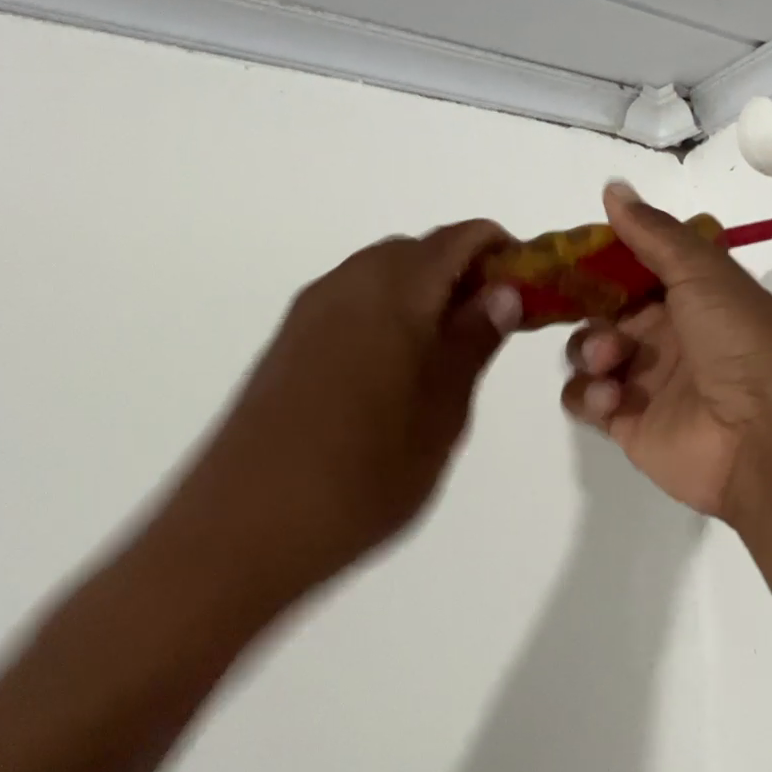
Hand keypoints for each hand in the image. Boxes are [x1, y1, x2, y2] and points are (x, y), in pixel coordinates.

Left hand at [164, 221, 522, 595]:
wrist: (240, 533)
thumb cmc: (363, 475)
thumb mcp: (443, 412)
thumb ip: (473, 341)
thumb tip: (503, 291)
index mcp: (393, 291)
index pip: (460, 238)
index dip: (502, 251)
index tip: (530, 289)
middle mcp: (347, 284)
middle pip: (418, 249)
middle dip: (464, 273)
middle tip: (495, 326)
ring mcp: (309, 312)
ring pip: (382, 274)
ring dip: (424, 293)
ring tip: (450, 353)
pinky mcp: (287, 343)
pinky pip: (352, 302)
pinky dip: (388, 313)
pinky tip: (398, 370)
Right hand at [560, 183, 771, 519]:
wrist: (768, 437)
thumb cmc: (741, 342)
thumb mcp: (705, 273)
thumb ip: (654, 233)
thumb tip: (612, 187)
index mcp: (693, 295)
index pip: (635, 267)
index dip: (603, 256)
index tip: (570, 250)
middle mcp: (669, 334)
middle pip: (605, 308)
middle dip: (583, 302)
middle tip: (570, 301)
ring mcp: (647, 380)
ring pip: (589, 351)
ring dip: (589, 347)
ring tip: (611, 359)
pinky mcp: (629, 424)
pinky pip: (586, 399)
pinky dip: (589, 393)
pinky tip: (614, 396)